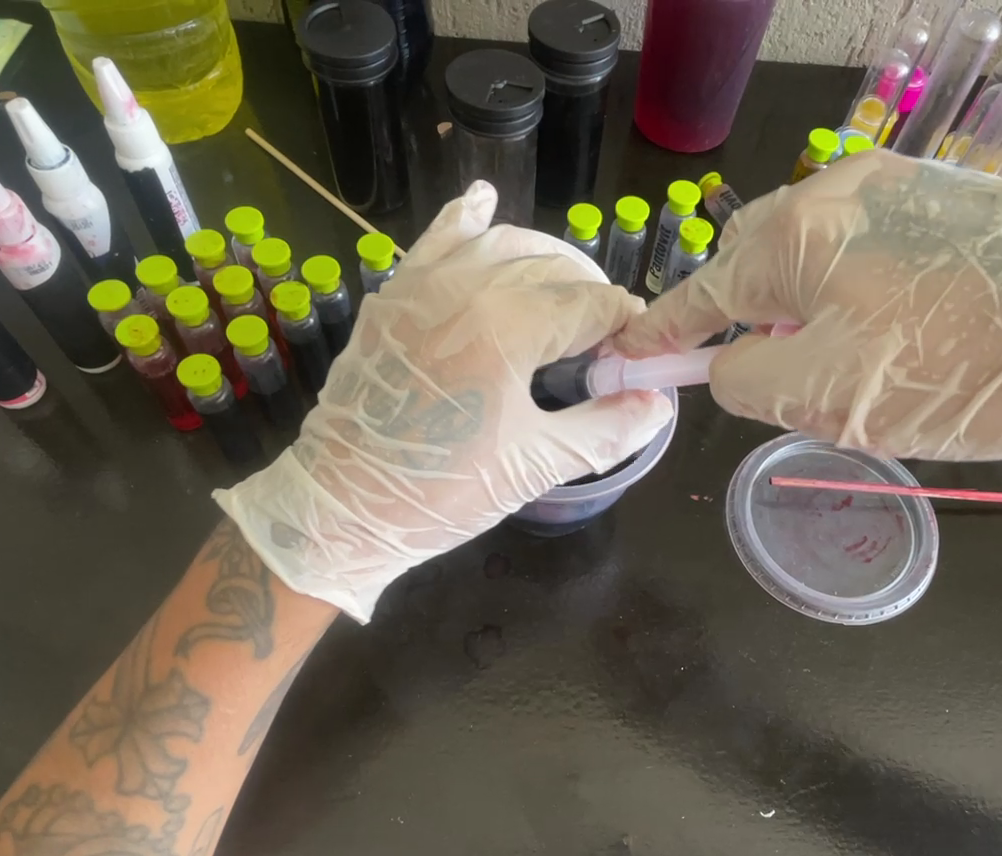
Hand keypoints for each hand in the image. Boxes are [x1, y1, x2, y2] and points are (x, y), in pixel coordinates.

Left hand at [215, 182, 673, 620]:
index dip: (624, 326)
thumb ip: (606, 429)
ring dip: (543, 262)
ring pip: (501, 245)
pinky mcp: (392, 297)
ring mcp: (422, 285)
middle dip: (589, 298)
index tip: (636, 352)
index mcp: (509, 327)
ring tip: (563, 293)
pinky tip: (485, 203)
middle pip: (553, 269)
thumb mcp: (535, 468)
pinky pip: (435, 240)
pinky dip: (467, 222)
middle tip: (602, 342)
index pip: (591, 305)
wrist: (344, 507)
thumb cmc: (443, 493)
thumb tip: (657, 403)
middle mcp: (467, 287)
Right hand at [614, 153, 1001, 506]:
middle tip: (760, 374)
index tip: (626, 356)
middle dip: (741, 318)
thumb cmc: (962, 372)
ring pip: (812, 257)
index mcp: (798, 234)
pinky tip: (893, 334)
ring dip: (802, 311)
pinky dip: (850, 296)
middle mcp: (841, 191)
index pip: (701, 291)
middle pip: (754, 262)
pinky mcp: (950, 205)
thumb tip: (730, 365)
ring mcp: (901, 188)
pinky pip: (863, 251)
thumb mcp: (827, 398)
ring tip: (843, 363)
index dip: (659, 332)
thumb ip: (744, 381)